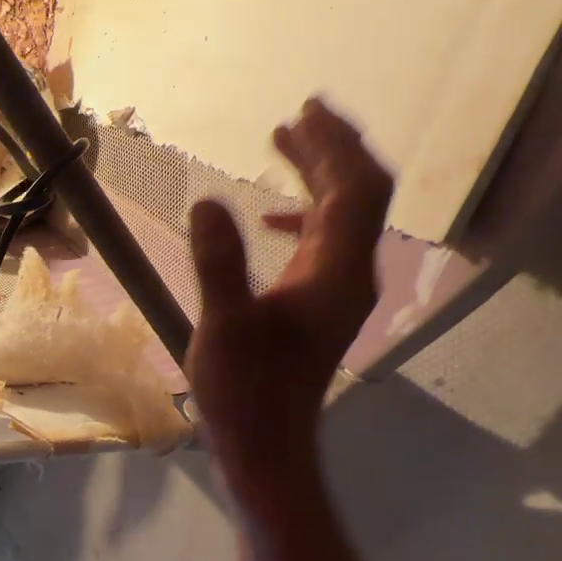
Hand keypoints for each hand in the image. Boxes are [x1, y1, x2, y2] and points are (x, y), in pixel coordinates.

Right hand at [188, 98, 393, 478]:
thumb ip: (217, 262)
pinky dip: (302, 221)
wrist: (267, 444)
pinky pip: (324, 246)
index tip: (300, 116)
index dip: (331, 146)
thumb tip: (205, 203)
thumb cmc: (245, 391)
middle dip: (328, 153)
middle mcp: (349, 275)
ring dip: (316, 182)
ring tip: (280, 155)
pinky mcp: (320, 309)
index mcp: (335, 272)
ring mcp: (338, 294)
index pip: (353, 188)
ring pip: (343, 218)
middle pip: (356, 195)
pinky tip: (270, 221)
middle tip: (291, 123)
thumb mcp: (222, 326)